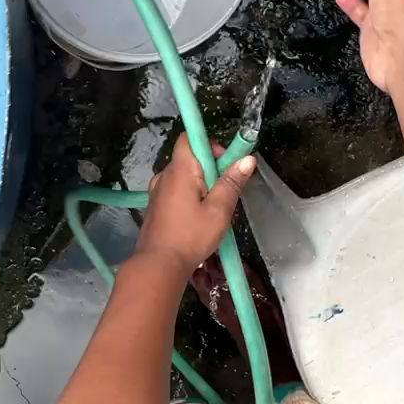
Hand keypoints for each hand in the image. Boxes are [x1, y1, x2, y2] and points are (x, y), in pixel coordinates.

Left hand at [134, 133, 255, 277]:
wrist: (158, 265)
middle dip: (211, 169)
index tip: (225, 163)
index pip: (189, 138)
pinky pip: (176, 191)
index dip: (209, 144)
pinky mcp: (156, 206)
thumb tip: (247, 159)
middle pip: (189, 158)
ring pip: (183, 177)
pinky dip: (190, 197)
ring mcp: (157, 191)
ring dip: (201, 185)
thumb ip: (231, 183)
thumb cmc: (190, 236)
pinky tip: (199, 219)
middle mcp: (164, 175)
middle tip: (226, 192)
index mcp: (179, 170)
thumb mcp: (218, 211)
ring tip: (215, 209)